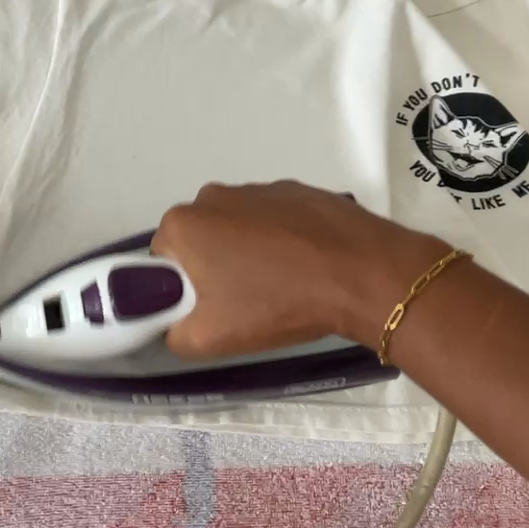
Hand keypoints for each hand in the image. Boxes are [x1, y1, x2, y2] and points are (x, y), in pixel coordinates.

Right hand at [151, 181, 450, 355]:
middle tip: (243, 302)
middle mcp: (212, 196)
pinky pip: (273, 220)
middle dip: (212, 268)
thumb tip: (175, 323)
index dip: (180, 289)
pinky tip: (305, 266)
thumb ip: (172, 333)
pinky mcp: (298, 190)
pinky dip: (281, 241)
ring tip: (281, 285)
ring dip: (248, 253)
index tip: (208, 309)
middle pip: (197, 240)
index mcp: (183, 224)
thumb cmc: (277, 304)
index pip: (162, 261)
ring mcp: (258, 188)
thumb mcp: (208, 339)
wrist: (367, 276)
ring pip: (236, 228)